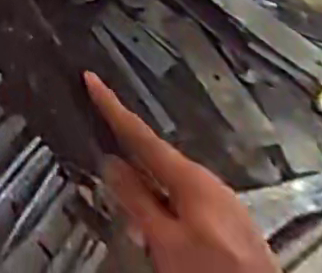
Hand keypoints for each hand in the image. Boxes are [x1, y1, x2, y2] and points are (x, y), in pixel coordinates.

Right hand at [85, 71, 278, 272]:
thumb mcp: (165, 243)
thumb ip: (137, 201)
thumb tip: (111, 161)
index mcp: (190, 178)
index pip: (141, 134)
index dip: (112, 107)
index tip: (91, 78)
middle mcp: (208, 182)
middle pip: (156, 157)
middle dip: (127, 149)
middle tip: (98, 135)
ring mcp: (223, 204)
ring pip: (170, 182)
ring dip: (143, 184)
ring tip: (122, 199)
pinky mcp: (229, 227)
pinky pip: (185, 202)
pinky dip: (162, 202)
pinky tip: (155, 225)